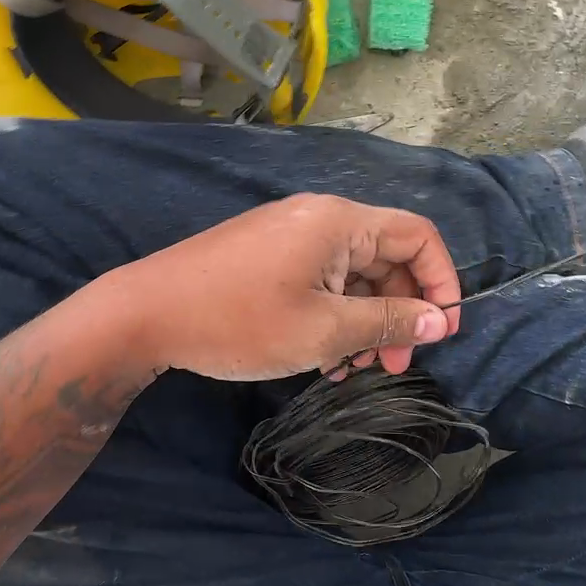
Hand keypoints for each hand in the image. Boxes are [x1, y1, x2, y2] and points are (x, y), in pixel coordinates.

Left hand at [102, 194, 462, 381]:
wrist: (143, 314)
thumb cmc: (238, 321)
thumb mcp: (323, 330)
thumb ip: (388, 321)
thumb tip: (440, 320)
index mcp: (340, 222)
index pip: (417, 235)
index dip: (441, 280)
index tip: (442, 331)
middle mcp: (320, 217)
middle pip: (386, 256)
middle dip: (400, 310)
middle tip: (393, 364)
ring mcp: (291, 234)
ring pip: (353, 272)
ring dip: (366, 318)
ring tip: (355, 368)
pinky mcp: (269, 253)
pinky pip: (322, 277)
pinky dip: (335, 312)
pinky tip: (325, 355)